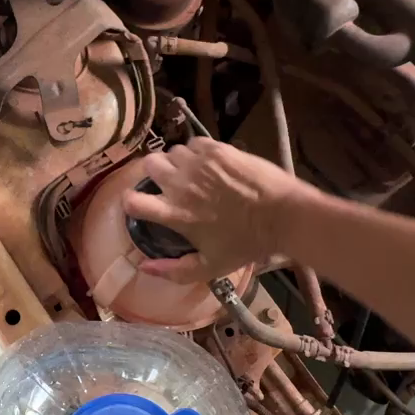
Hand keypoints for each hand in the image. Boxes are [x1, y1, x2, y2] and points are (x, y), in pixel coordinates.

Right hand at [122, 140, 307, 285]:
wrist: (284, 216)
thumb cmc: (246, 244)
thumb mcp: (210, 267)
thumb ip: (175, 271)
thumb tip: (144, 267)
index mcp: (175, 214)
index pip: (132, 201)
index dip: (131, 200)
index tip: (140, 203)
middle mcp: (180, 185)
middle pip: (148, 165)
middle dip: (155, 172)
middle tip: (170, 182)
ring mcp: (197, 164)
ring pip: (172, 152)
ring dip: (179, 162)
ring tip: (194, 173)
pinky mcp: (216, 149)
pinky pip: (194, 144)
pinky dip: (198, 152)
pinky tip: (210, 164)